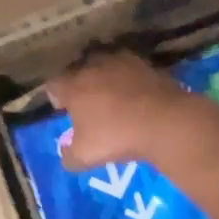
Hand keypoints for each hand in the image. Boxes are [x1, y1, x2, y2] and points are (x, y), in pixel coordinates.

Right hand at [46, 52, 190, 170]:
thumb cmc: (116, 137)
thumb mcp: (84, 156)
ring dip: (105, 76)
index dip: (55, 97)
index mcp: (73, 86)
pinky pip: (131, 69)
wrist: (165, 122)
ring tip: (112, 94)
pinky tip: (136, 94)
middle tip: (86, 101)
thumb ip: (68, 155)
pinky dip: (130, 79)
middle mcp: (94, 67)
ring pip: (105, 64)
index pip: (53, 85)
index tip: (63, 109)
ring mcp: (122, 62)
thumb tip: (65, 152)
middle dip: (79, 83)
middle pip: (79, 69)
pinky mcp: (147, 65)